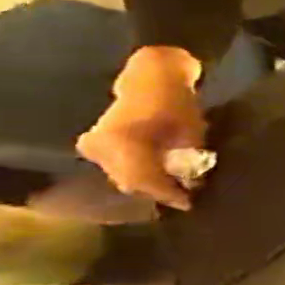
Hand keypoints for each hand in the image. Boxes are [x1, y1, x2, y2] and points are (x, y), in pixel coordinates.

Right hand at [77, 47, 206, 209]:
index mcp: (124, 144)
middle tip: (183, 199)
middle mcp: (101, 148)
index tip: (189, 204)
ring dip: (146, 185)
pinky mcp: (91, 145)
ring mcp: (92, 147)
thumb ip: (189, 160)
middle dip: (157, 192)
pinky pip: (114, 167)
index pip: (144, 179)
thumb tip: (192, 185)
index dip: (167, 194)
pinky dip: (135, 174)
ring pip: (121, 176)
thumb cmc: (177, 104)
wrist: (149, 80)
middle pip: (130, 181)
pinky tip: (156, 177)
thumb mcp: (191, 134)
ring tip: (173, 190)